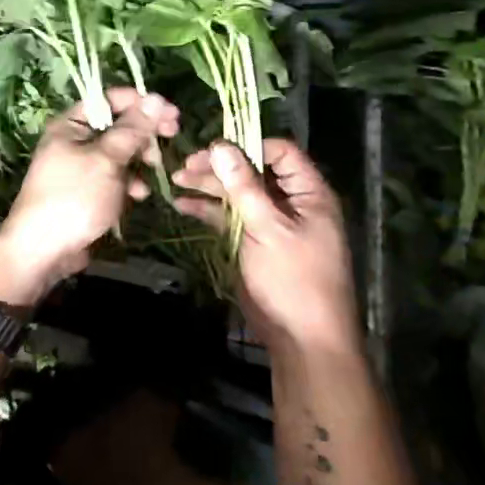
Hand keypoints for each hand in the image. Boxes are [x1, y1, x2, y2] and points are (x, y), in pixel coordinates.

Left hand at [0, 89, 178, 305]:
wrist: (43, 250)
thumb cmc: (73, 197)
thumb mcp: (106, 160)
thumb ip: (132, 130)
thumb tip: (154, 98)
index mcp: (70, 125)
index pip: (109, 100)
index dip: (140, 102)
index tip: (171, 112)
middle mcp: (74, 141)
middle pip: (117, 126)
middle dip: (143, 133)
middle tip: (172, 136)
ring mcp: (81, 167)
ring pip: (120, 154)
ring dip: (138, 161)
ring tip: (153, 169)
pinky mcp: (88, 191)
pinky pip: (114, 178)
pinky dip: (128, 183)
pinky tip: (137, 196)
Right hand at [172, 139, 358, 350]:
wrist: (302, 338)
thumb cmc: (294, 279)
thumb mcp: (268, 228)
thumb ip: (243, 186)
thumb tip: (219, 146)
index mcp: (309, 194)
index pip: (279, 152)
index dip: (247, 146)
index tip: (212, 148)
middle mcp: (291, 202)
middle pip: (253, 170)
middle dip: (219, 167)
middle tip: (185, 166)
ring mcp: (271, 222)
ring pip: (237, 192)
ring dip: (208, 186)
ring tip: (176, 180)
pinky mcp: (253, 240)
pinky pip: (229, 216)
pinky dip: (208, 209)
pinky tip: (182, 204)